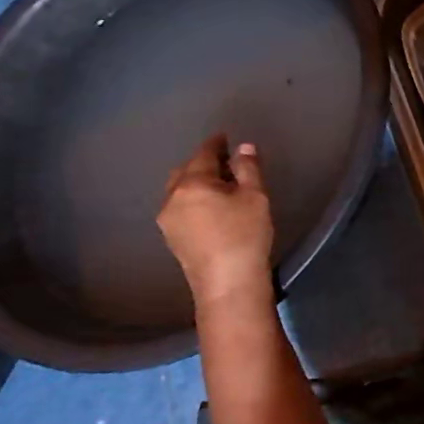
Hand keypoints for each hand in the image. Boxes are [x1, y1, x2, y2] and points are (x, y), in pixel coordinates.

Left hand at [157, 134, 275, 309]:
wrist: (228, 286)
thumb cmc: (244, 236)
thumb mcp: (255, 197)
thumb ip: (248, 168)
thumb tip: (243, 147)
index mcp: (191, 184)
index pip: (204, 154)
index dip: (216, 143)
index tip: (225, 137)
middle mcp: (172, 199)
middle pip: (186, 171)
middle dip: (203, 162)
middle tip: (225, 161)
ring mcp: (168, 222)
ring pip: (180, 191)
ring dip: (196, 182)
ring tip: (219, 184)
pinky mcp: (172, 240)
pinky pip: (180, 208)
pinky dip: (193, 200)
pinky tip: (211, 207)